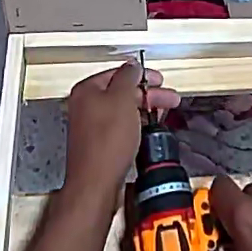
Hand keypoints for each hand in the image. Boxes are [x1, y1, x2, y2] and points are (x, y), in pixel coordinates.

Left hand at [63, 60, 178, 197]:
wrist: (96, 183)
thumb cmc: (104, 144)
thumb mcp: (123, 99)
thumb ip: (129, 77)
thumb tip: (132, 67)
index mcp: (87, 91)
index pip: (118, 72)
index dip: (141, 75)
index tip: (157, 79)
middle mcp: (85, 106)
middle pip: (122, 91)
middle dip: (147, 93)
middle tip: (165, 96)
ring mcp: (91, 126)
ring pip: (123, 109)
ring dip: (144, 109)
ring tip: (161, 112)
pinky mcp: (99, 143)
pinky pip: (121, 126)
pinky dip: (136, 124)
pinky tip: (147, 129)